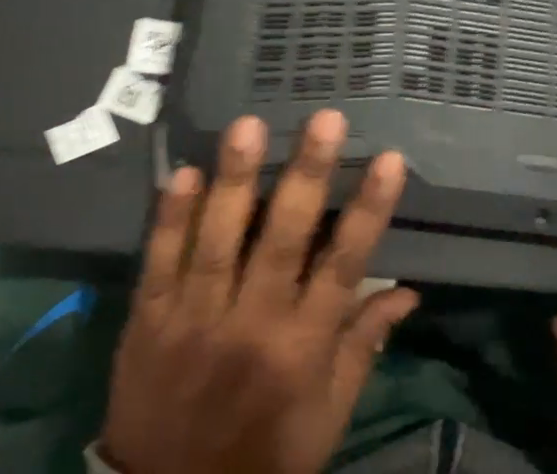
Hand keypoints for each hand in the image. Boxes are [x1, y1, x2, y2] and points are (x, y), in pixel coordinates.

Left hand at [100, 110, 417, 473]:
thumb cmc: (265, 454)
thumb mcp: (328, 415)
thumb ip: (363, 347)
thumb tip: (407, 290)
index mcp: (304, 349)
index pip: (344, 267)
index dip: (367, 211)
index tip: (387, 159)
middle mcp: (254, 325)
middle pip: (284, 240)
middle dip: (306, 176)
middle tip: (324, 117)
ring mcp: (196, 320)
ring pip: (219, 240)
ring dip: (236, 181)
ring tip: (249, 125)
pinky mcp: (150, 320)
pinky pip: (160, 262)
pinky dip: (171, 218)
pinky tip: (185, 171)